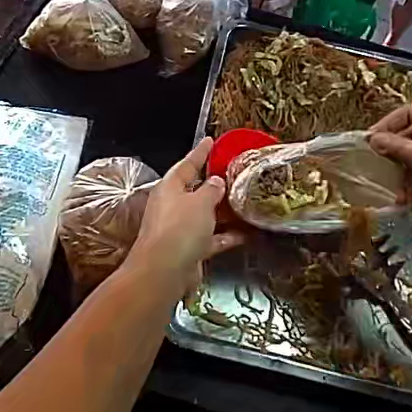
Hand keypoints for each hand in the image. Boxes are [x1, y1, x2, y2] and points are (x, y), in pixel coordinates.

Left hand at [123, 138, 244, 288]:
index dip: (200, 152)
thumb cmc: (180, 228)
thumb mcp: (201, 201)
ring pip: (206, 215)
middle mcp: (173, 207)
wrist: (164, 271)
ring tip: (246, 203)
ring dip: (224, 211)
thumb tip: (217, 181)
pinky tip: (247, 233)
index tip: (210, 141)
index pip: (187, 165)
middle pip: (196, 191)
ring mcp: (180, 230)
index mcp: (170, 188)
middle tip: (235, 173)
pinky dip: (228, 235)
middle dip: (215, 184)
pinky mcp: (190, 249)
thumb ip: (212, 189)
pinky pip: (213, 237)